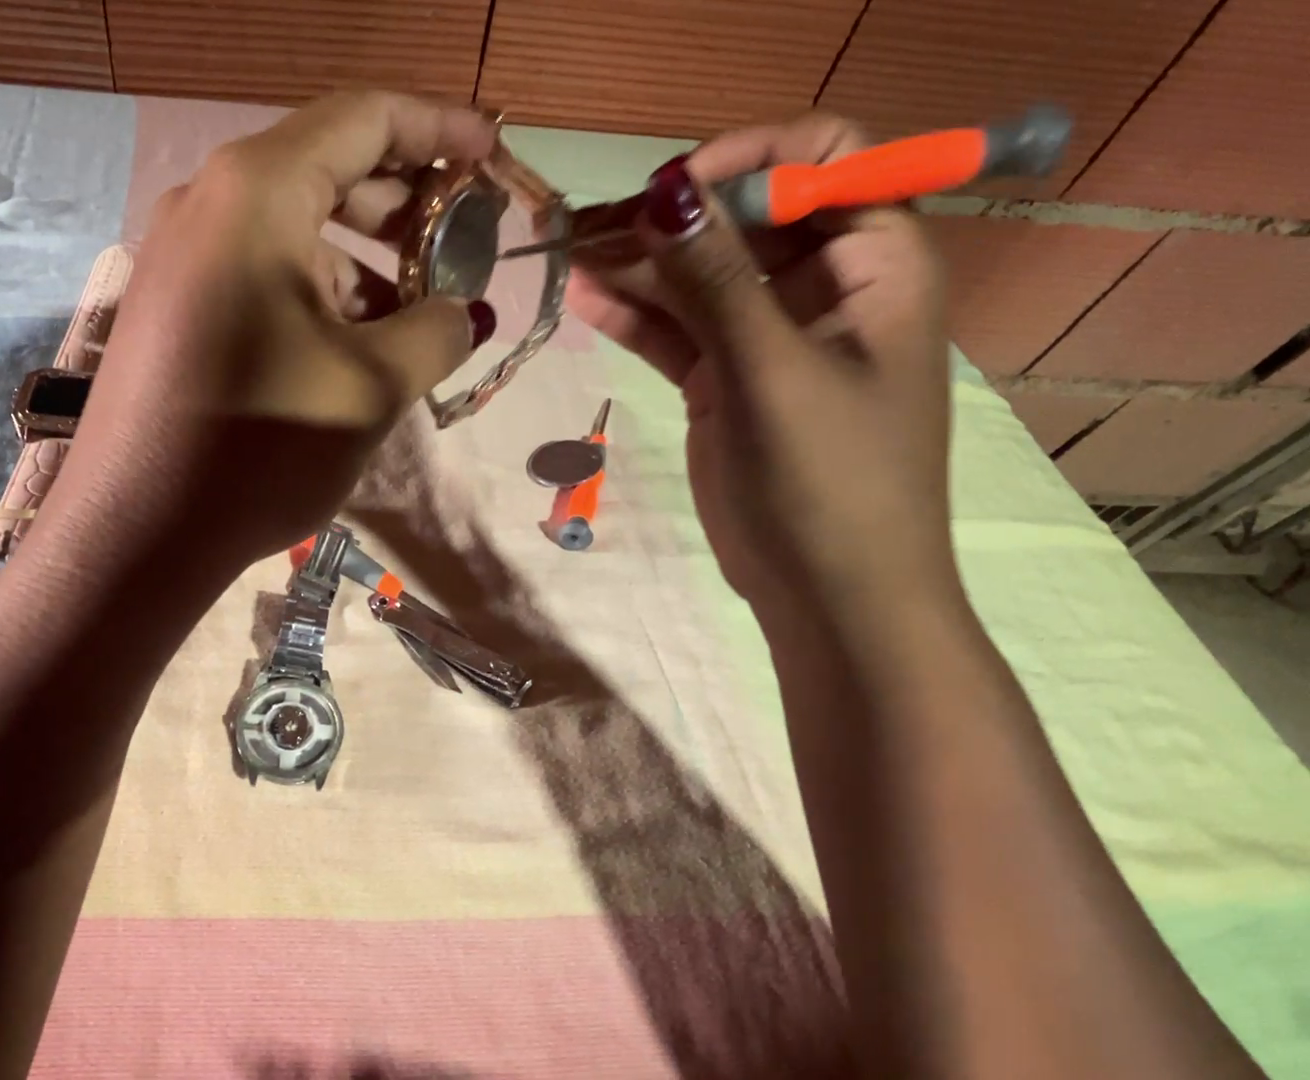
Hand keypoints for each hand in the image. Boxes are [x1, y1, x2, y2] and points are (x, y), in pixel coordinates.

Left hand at [48, 93, 497, 569]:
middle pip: (329, 169)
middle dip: (407, 204)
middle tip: (463, 247)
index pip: (365, 118)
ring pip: (296, 230)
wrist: (137, 535)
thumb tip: (461, 313)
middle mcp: (210, 204)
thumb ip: (437, 330)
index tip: (493, 157)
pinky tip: (356, 346)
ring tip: (420, 315)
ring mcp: (182, 257)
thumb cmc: (260, 446)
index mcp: (258, 192)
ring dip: (366, 261)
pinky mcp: (174, 308)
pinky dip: (319, 294)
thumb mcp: (373, 386)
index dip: (441, 128)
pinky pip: (262, 273)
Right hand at [565, 115, 955, 615]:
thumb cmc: (829, 480)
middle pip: (745, 218)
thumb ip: (716, 280)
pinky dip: (635, 316)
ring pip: (701, 276)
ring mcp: (771, 336)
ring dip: (639, 265)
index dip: (750, 159)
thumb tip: (664, 190)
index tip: (673, 188)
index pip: (826, 160)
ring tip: (566, 255)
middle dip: (671, 217)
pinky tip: (583, 299)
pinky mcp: (728, 380)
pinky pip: (679, 330)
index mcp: (877, 263)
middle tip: (587, 226)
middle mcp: (827, 286)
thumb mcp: (772, 372)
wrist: (831, 596)